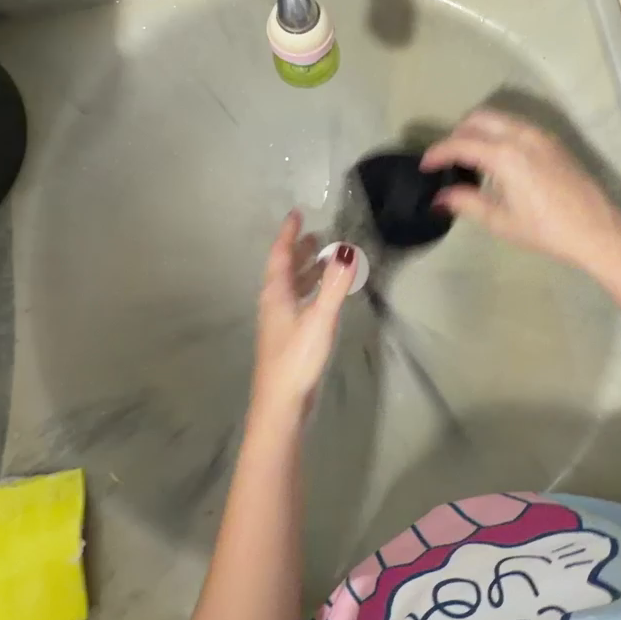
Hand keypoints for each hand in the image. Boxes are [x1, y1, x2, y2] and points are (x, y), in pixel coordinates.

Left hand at [250, 211, 356, 423]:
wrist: (281, 405)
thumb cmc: (297, 358)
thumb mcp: (320, 319)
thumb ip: (336, 285)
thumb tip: (347, 249)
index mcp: (276, 294)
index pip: (280, 255)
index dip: (288, 234)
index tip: (296, 214)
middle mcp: (274, 304)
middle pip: (284, 269)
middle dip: (299, 251)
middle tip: (317, 235)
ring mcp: (279, 322)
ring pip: (291, 287)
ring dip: (306, 271)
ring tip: (325, 260)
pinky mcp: (288, 338)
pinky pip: (298, 302)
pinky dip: (310, 290)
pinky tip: (323, 297)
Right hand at [421, 110, 620, 275]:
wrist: (597, 230)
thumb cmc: (546, 230)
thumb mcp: (501, 221)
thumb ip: (466, 203)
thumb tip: (439, 198)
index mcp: (505, 155)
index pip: (460, 143)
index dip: (438, 153)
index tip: (424, 165)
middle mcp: (521, 135)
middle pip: (478, 119)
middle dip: (457, 134)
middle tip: (447, 160)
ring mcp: (540, 135)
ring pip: (499, 119)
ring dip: (478, 131)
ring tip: (470, 160)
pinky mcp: (553, 141)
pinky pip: (516, 126)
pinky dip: (498, 134)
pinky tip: (497, 161)